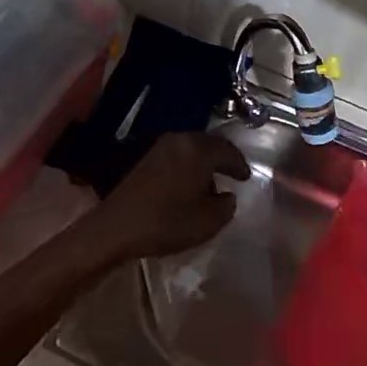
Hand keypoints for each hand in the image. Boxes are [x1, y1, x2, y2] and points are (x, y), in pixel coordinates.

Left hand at [81, 132, 251, 259]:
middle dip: (222, 158)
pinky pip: (176, 155)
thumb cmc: (168, 222)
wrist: (119, 225)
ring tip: (211, 180)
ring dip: (204, 161)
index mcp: (198, 149)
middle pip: (208, 144)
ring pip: (191, 148)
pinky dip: (188, 165)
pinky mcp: (145, 157)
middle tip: (233, 172)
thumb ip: (226, 205)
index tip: (246, 177)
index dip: (240, 164)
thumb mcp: (208, 221)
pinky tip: (189, 183)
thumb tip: (227, 195)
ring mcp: (159, 146)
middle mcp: (179, 140)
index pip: (227, 150)